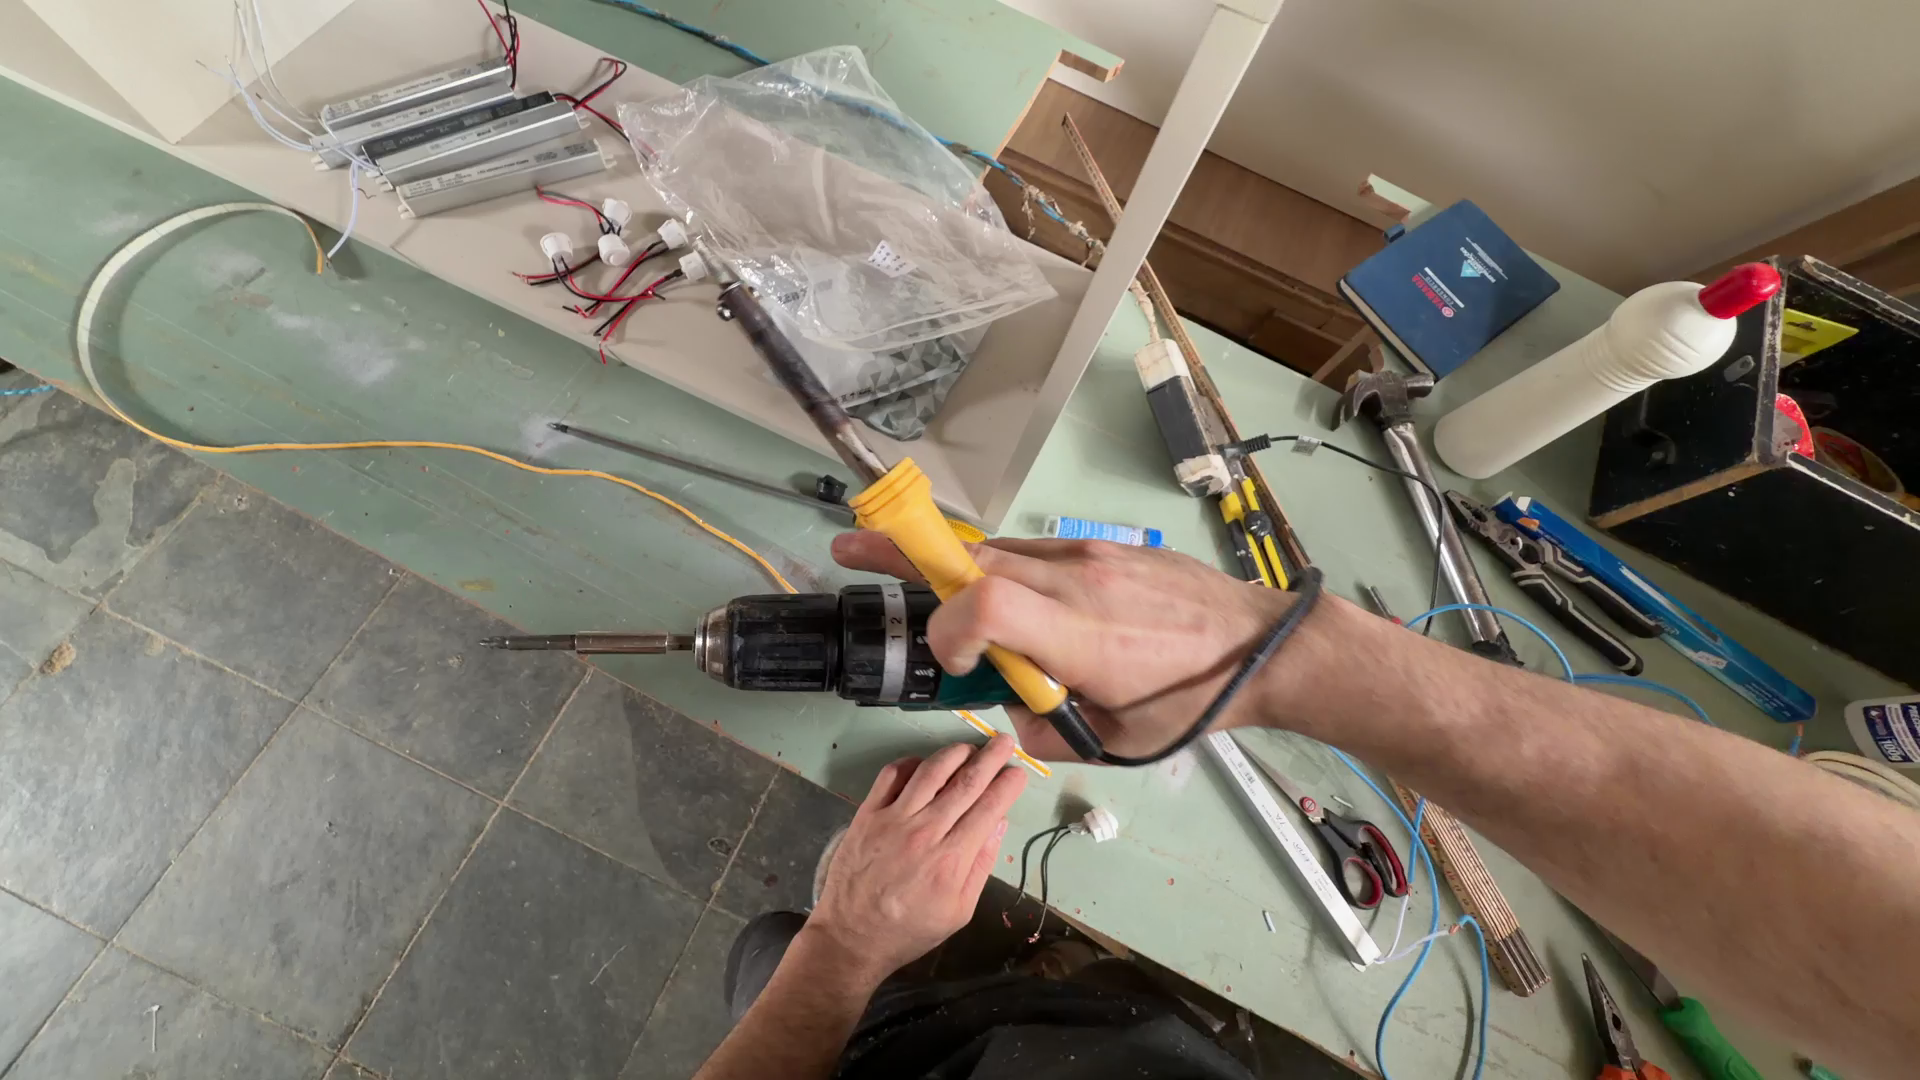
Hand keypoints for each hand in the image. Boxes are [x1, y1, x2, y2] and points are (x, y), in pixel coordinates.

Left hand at [803, 737, 1026, 984]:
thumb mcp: (959, 911)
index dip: (1007, 785)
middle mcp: (925, 832)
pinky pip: (892, 774)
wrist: (851, 937)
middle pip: (965, 782)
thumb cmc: (910, 929)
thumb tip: (999, 821)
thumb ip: (981, 865)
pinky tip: (926, 763)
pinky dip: (912, 761)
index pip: (988, 808)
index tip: (1018, 772)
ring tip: (970, 747)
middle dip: (990, 758)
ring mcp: (893, 819)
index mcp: (951, 860)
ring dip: (955, 753)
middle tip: (1005, 741)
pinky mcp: (867, 812)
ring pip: (931, 771)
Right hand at [832, 532, 1321, 759]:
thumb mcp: (1117, 744)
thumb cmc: (1193, 702)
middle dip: (905, 553)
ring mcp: (1089, 555)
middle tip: (851, 546)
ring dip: (951, 563)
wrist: (1262, 642)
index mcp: (1081, 637)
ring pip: (998, 550)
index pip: (988, 606)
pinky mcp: (1102, 546)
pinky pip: (1032, 551)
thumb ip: (1044, 731)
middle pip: (974, 559)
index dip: (950, 630)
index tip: (953, 663)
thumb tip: (1009, 707)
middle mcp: (1076, 582)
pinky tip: (1001, 590)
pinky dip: (999, 567)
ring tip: (906, 561)